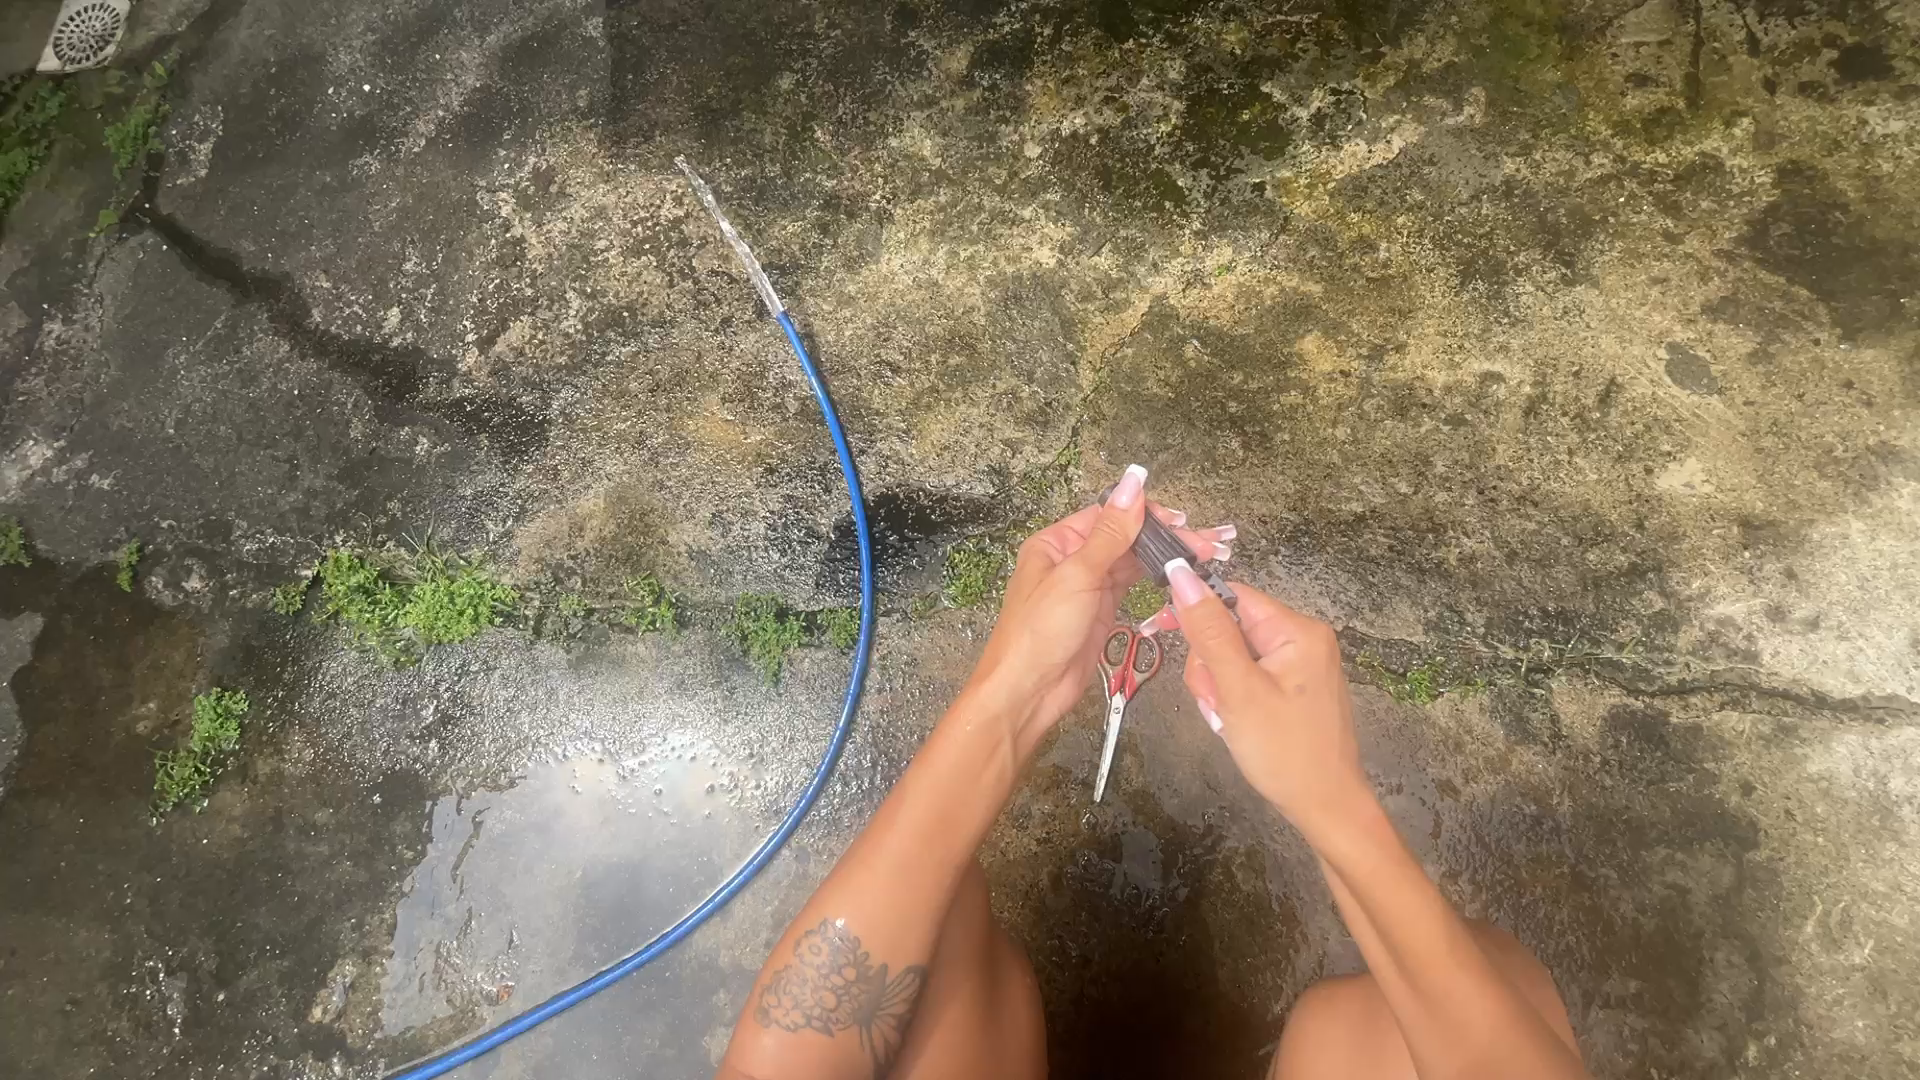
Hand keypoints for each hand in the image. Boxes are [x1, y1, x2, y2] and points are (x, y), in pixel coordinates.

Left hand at [958, 466, 1228, 758]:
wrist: (1029, 690)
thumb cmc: (1040, 631)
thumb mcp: (1078, 574)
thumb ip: (1111, 531)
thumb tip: (1133, 484)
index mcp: (1056, 542)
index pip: (1107, 515)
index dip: (1144, 514)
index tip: (1180, 520)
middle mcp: (1070, 560)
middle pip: (1123, 537)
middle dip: (1164, 537)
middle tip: (1206, 543)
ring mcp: (1087, 586)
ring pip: (1131, 562)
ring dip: (1165, 558)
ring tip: (1204, 556)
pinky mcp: (1101, 611)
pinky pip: (1132, 586)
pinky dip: (1155, 580)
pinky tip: (1178, 575)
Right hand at [1165, 566, 1372, 839]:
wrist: (1325, 809)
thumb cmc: (1283, 750)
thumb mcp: (1238, 689)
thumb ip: (1208, 631)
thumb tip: (1180, 573)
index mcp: (1296, 630)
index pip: (1230, 595)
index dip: (1194, 610)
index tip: (1161, 630)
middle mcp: (1302, 638)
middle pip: (1227, 627)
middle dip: (1209, 664)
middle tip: (1216, 701)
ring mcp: (1298, 664)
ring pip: (1230, 654)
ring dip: (1216, 685)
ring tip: (1226, 717)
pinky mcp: (1292, 686)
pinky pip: (1245, 675)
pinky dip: (1231, 696)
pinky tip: (1235, 722)